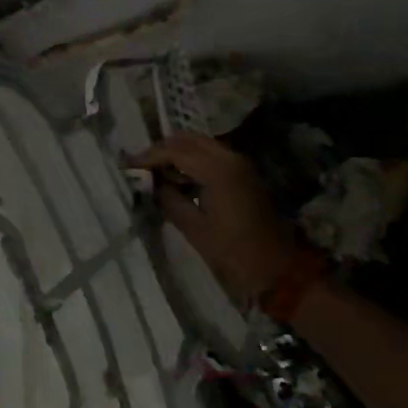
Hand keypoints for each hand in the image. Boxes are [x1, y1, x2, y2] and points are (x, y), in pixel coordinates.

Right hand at [133, 133, 304, 303]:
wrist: (279, 269)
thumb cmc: (235, 253)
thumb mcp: (195, 230)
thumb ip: (169, 201)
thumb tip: (152, 185)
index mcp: (217, 169)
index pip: (175, 150)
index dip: (149, 156)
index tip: (128, 165)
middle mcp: (230, 157)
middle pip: (188, 139)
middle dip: (163, 149)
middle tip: (141, 165)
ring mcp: (240, 163)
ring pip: (201, 144)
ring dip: (178, 152)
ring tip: (156, 172)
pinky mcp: (244, 172)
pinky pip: (212, 154)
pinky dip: (193, 159)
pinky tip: (179, 178)